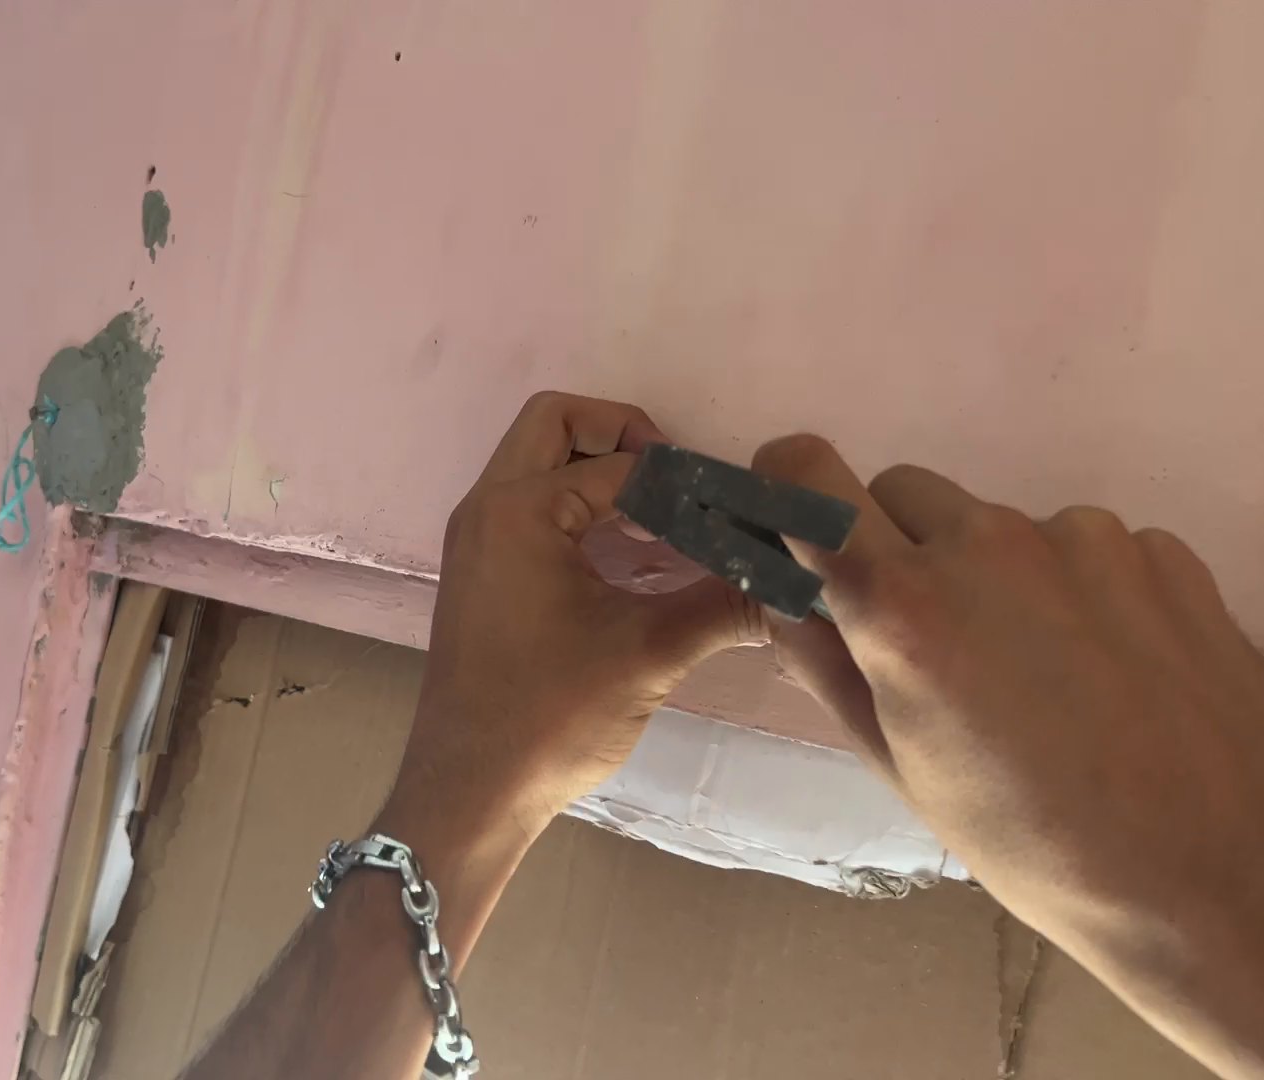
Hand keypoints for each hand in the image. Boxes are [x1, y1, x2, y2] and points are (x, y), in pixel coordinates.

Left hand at [385, 393, 767, 844]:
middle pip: (554, 426)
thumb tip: (793, 576)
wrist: (470, 782)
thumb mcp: (648, 651)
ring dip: (599, 474)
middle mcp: (485, 508)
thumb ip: (725, 603)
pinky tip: (630, 555)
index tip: (738, 508)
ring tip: (666, 518)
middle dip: (623, 436)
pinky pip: (528, 511)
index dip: (687, 480)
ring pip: (536, 467)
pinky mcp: (480, 572)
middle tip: (681, 483)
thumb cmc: (549, 713)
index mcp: (516, 509)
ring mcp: (476, 540)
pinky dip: (578, 511)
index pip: (619, 463)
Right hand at [755, 435, 1263, 1079]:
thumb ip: (814, 653)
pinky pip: (1066, 539)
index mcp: (896, 601)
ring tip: (1014, 649)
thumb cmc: (1014, 829)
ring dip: (970, 561)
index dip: (777, 481)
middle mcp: (983, 546)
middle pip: (889, 489)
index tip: (781, 519)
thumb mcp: (881, 751)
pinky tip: (1086, 651)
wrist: (1220, 888)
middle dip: (878, 537)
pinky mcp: (1162, 554)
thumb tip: (780, 590)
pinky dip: (1053, 576)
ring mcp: (1084, 542)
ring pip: (979, 518)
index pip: (805, 473)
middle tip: (907, 617)